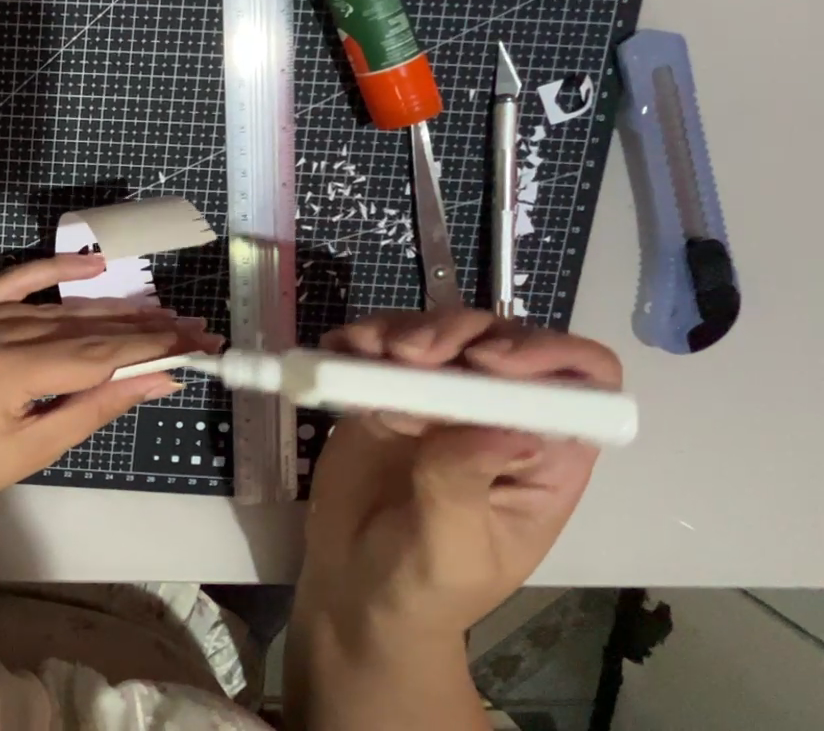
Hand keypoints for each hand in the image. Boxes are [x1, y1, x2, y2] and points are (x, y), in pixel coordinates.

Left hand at [0, 253, 222, 511]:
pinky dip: (51, 270)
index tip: (194, 343)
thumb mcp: (32, 449)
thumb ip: (94, 407)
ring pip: (53, 309)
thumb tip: (157, 379)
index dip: (147, 349)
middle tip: (192, 327)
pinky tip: (91, 266)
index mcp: (1, 375)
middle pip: (78, 327)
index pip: (92, 357)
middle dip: (140, 329)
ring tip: (158, 311)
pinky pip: (11, 280)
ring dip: (108, 310)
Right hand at [297, 308, 623, 642]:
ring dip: (400, 329)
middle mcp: (493, 415)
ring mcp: (433, 401)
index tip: (486, 363)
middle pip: (497, 339)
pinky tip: (337, 349)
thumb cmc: (427, 583)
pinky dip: (355, 338)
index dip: (545, 355)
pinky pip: (376, 350)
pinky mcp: (379, 397)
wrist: (356, 586)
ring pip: (434, 334)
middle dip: (455, 333)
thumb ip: (465, 484)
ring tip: (364, 351)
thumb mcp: (455, 546)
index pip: (577, 381)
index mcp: (542, 453)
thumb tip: (503, 426)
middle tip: (408, 355)